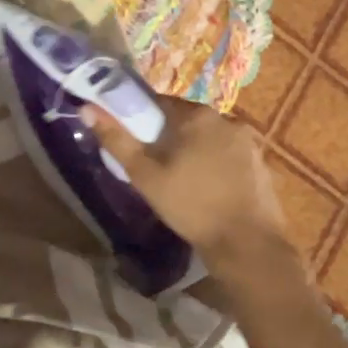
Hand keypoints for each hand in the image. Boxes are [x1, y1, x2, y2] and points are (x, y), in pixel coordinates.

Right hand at [85, 96, 288, 269]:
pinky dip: (215, 163)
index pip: (158, 102)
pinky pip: (228, 154)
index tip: (135, 142)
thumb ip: (115, 139)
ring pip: (207, 137)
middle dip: (168, 136)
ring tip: (181, 180)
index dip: (142, 120)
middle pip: (185, 119)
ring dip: (193, 149)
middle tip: (154, 165)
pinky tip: (207, 189)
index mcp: (195, 115)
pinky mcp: (261, 163)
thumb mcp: (144, 174)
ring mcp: (248, 142)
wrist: (247, 245)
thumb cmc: (190, 205)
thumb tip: (86, 108)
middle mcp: (225, 119)